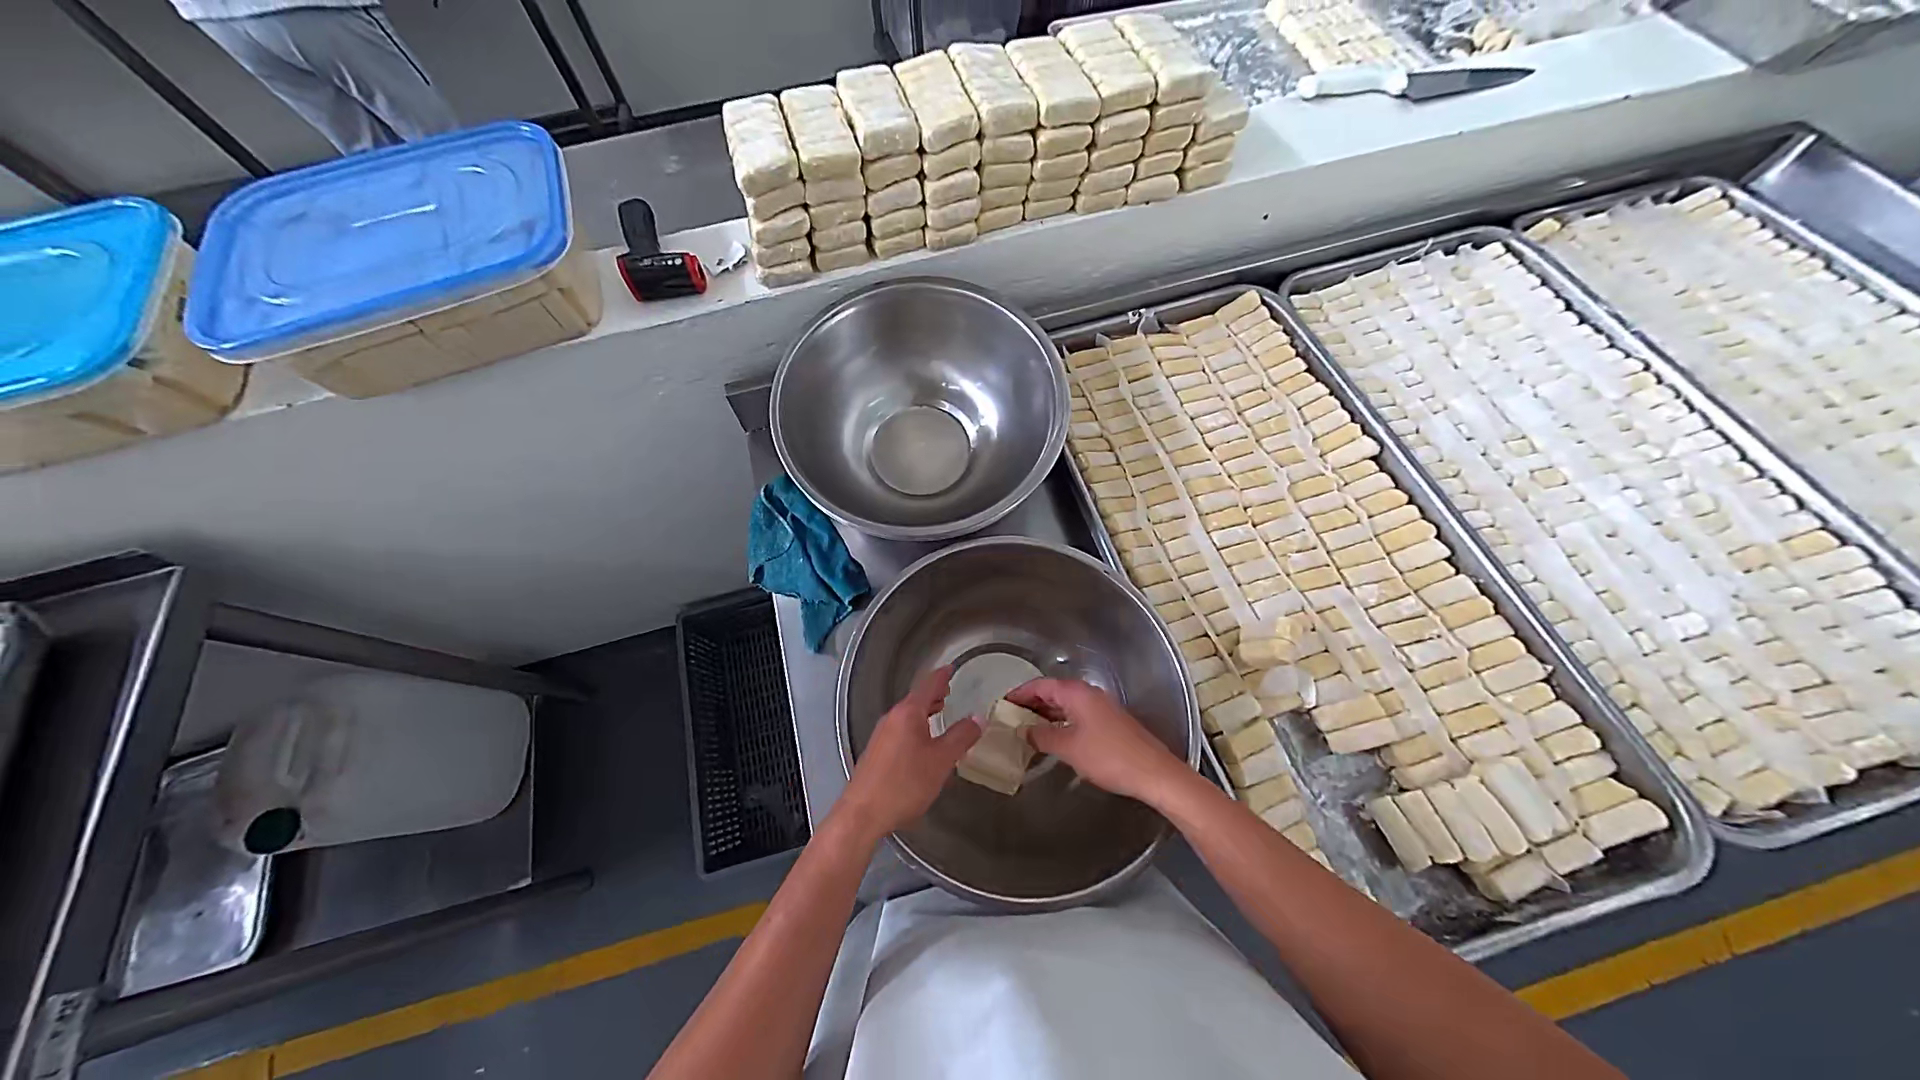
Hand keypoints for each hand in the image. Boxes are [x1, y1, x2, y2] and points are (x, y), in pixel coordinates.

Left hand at [839, 666, 981, 840]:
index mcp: (907, 713)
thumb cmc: (903, 784)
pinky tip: (922, 742)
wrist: (863, 813)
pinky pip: (899, 730)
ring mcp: (881, 736)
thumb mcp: (941, 760)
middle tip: (948, 690)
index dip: (942, 676)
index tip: (951, 668)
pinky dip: (915, 726)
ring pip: (906, 715)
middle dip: (933, 694)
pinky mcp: (876, 753)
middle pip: (915, 699)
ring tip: (938, 712)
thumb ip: (961, 737)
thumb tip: (977, 719)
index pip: (927, 685)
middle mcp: (891, 719)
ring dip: (924, 711)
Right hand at [1007, 677, 1188, 804]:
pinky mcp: (1109, 722)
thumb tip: (1025, 730)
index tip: (1002, 705)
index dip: (1019, 694)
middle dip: (1030, 704)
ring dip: (1045, 714)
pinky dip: (1060, 722)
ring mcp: (1101, 707)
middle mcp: (1088, 694)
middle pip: (1052, 692)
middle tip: (1010, 718)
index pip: (1040, 685)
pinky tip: (1052, 738)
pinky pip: (1076, 715)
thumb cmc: (1109, 756)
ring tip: (1025, 729)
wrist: (1153, 772)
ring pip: (1065, 704)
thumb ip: (1042, 736)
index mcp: (1076, 693)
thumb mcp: (1068, 747)